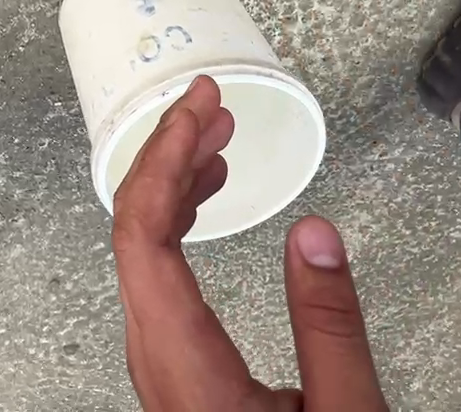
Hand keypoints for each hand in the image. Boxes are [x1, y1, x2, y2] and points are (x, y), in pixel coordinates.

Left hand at [112, 75, 388, 410]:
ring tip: (216, 135)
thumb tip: (316, 228)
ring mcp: (154, 348)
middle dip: (169, 149)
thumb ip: (328, 326)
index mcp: (180, 358)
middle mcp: (151, 346)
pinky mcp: (169, 352)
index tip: (199, 105)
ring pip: (140, 238)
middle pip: (132, 221)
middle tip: (209, 103)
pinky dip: (179, 211)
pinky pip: (155, 261)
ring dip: (174, 175)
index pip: (141, 227)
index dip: (165, 154)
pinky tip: (209, 190)